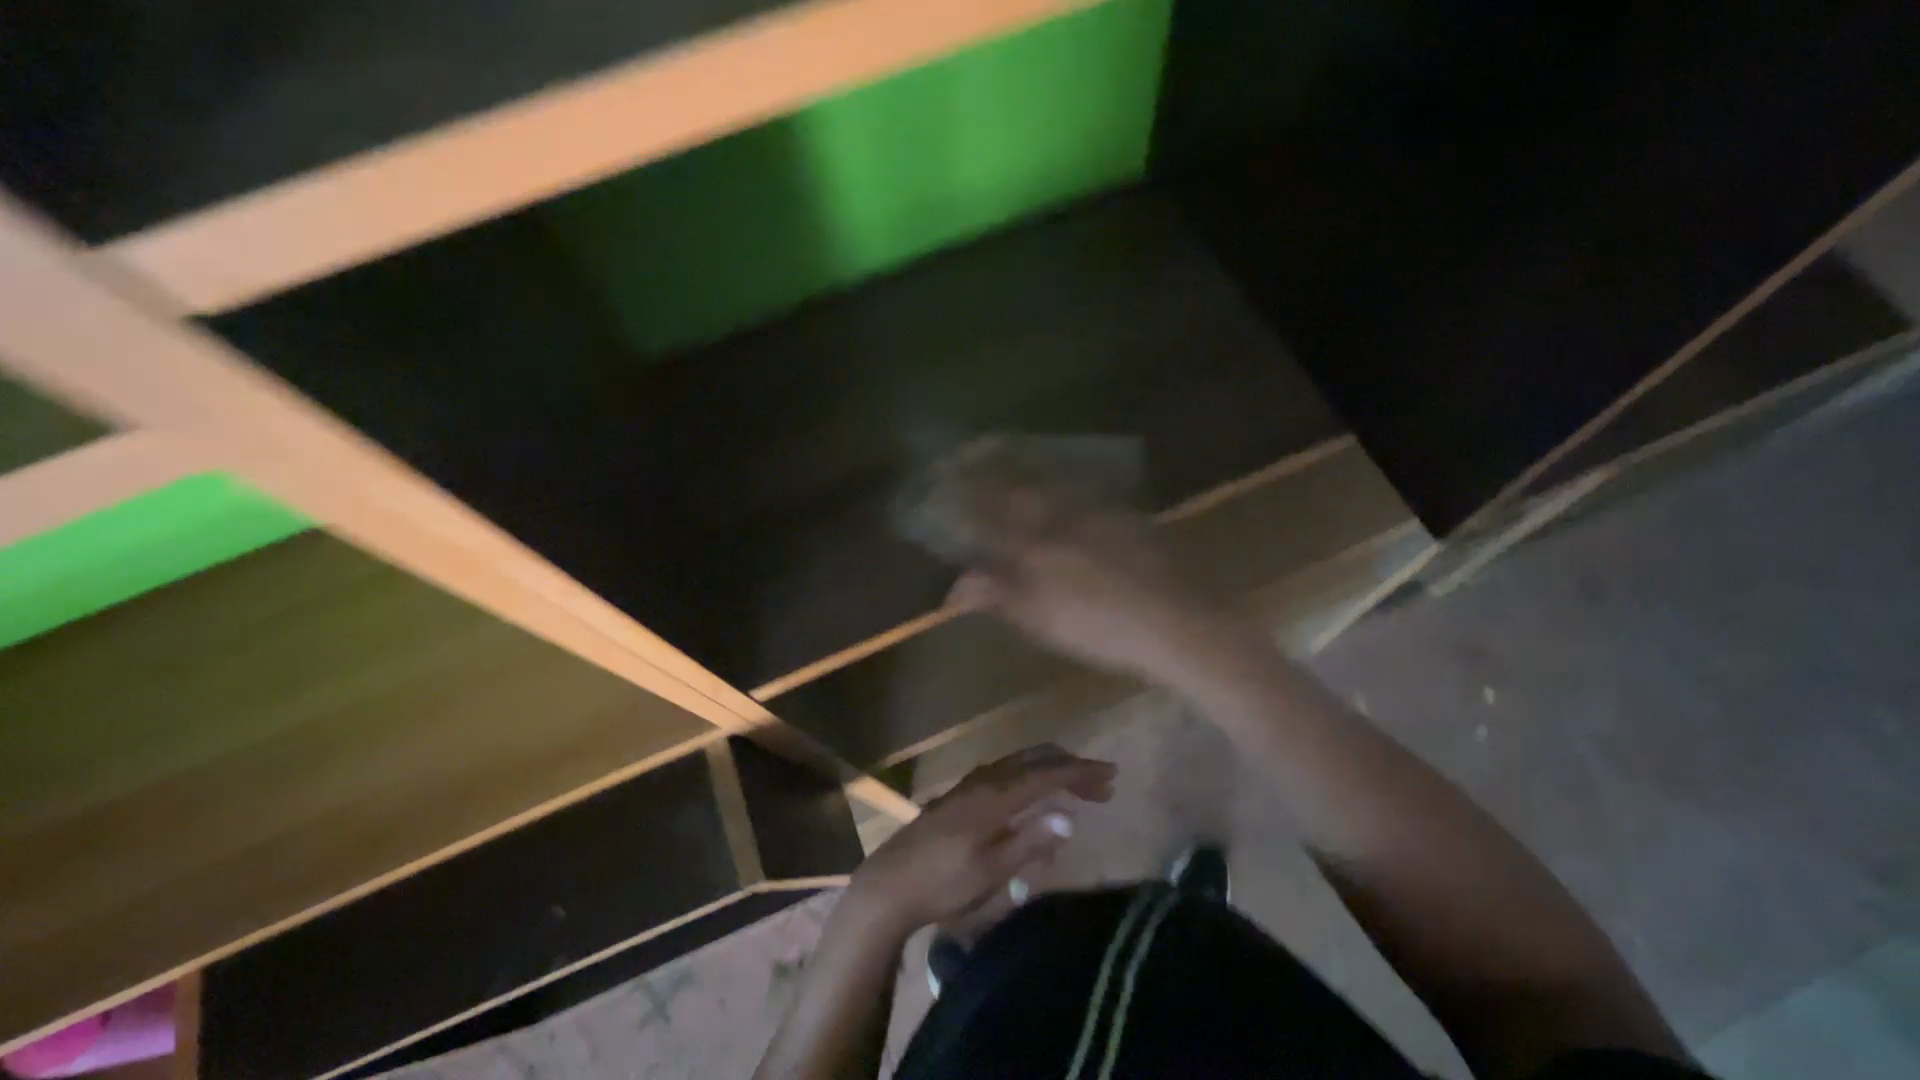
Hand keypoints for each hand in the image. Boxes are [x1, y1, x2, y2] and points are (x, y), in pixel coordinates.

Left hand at [846, 746, 1114, 935]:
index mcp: (995, 796)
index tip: (1111, 774)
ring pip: (1016, 764)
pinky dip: (1027, 776)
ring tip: (1072, 786)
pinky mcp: (957, 798)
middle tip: (1100, 785)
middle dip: (1068, 766)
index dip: (1081, 772)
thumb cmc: (943, 883)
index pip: (1047, 773)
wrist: (888, 887)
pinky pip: (1002, 773)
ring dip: (1047, 769)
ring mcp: (966, 787)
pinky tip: (1029, 796)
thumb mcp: (992, 871)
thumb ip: (1030, 841)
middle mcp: (982, 782)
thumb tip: (1068, 816)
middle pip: (1033, 760)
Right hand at [946, 484, 1243, 680]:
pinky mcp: (1130, 519)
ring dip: (1031, 475)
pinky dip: (1068, 489)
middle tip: (977, 460)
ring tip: (1015, 467)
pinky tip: (1070, 494)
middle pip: (1023, 491)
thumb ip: (999, 595)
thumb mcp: (1041, 619)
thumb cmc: (1099, 628)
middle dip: (997, 476)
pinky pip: (1087, 494)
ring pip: (1056, 487)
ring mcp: (1100, 514)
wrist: (1176, 620)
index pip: (992, 515)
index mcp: (1036, 544)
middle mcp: (1064, 519)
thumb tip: (959, 583)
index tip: (950, 483)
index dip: (969, 499)